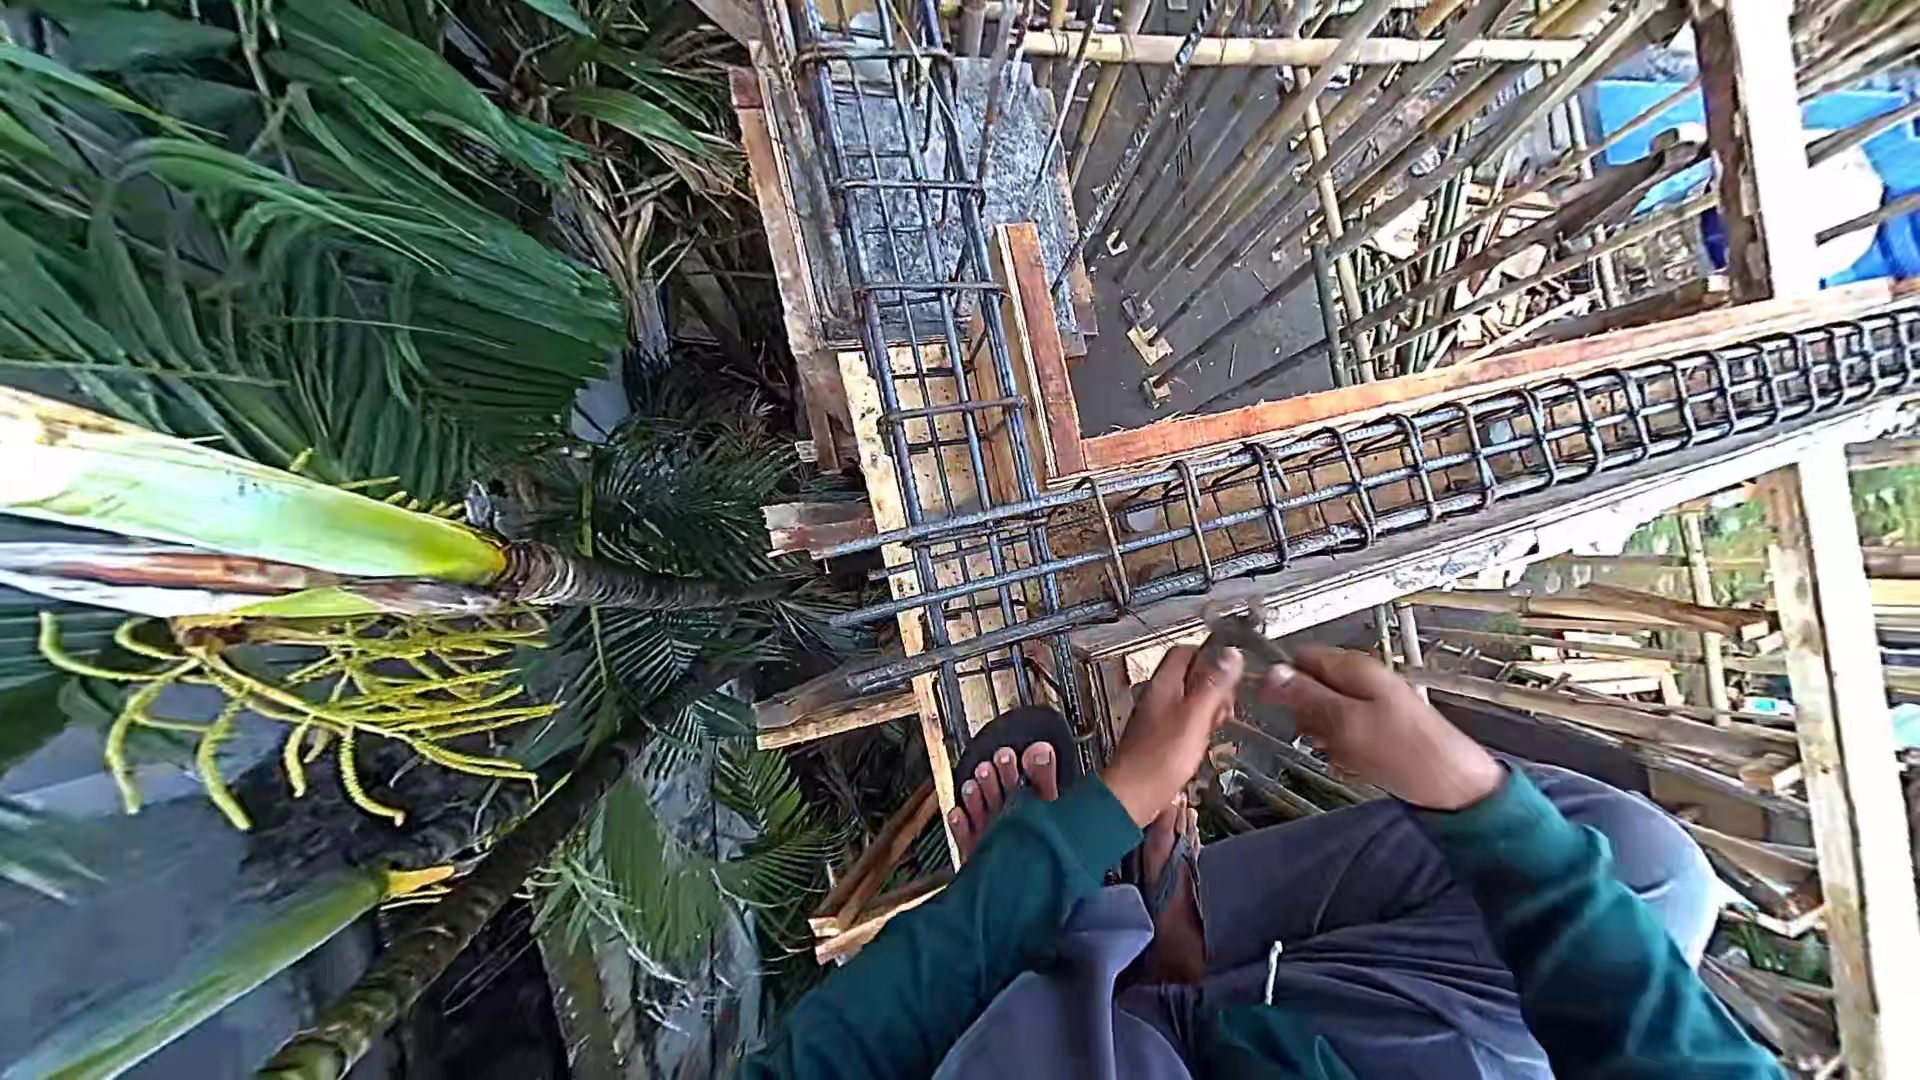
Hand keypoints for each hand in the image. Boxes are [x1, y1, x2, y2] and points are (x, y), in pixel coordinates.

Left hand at [1102, 645, 1242, 826]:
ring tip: (1218, 723)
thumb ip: (1213, 685)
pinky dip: (1199, 724)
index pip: (1183, 652)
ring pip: (1188, 698)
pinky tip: (1205, 739)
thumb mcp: (1196, 716)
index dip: (1208, 657)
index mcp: (1163, 684)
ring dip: (1208, 707)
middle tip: (1226, 705)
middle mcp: (1156, 695)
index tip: (1230, 673)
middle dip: (1213, 686)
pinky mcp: (1159, 735)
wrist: (1135, 792)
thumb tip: (1230, 655)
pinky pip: (1184, 719)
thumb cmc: (1162, 757)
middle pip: (1188, 675)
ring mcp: (1156, 715)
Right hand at [1260, 645, 1504, 810]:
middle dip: (1306, 714)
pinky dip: (1342, 749)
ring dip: (1324, 736)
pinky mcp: (1376, 729)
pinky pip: (1342, 734)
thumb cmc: (1408, 752)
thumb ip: (1306, 695)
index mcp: (1354, 668)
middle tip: (1319, 734)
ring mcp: (1370, 706)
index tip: (1272, 701)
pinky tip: (1355, 762)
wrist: (1458, 791)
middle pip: (1309, 688)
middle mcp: (1361, 682)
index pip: (1299, 657)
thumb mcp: (1345, 721)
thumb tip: (1273, 673)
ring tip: (1342, 751)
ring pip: (1323, 714)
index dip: (1282, 677)